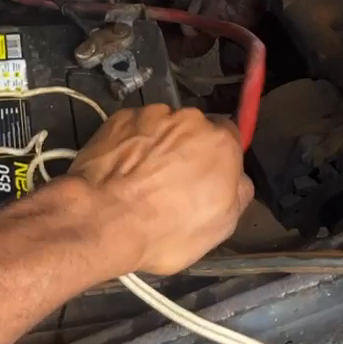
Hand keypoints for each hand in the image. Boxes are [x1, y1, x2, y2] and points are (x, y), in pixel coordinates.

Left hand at [64, 104, 253, 275]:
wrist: (103, 219)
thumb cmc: (166, 228)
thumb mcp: (221, 226)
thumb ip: (238, 193)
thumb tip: (239, 180)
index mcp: (220, 142)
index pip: (230, 135)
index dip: (219, 156)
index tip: (207, 173)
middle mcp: (189, 120)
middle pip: (193, 129)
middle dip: (186, 149)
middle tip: (171, 182)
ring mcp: (151, 115)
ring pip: (161, 127)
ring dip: (156, 145)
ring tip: (141, 179)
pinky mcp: (119, 118)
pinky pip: (132, 128)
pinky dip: (130, 143)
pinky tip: (121, 170)